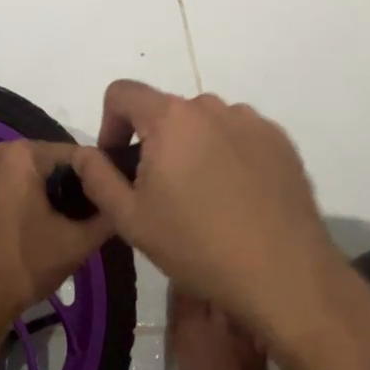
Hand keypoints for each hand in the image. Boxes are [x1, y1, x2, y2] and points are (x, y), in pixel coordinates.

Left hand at [0, 139, 116, 324]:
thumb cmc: (25, 264)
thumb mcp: (77, 241)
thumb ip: (108, 215)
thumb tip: (124, 201)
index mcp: (22, 154)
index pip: (78, 154)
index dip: (100, 178)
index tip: (113, 203)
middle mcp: (2, 152)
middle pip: (56, 163)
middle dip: (79, 187)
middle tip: (97, 217)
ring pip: (39, 175)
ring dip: (59, 195)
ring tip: (78, 224)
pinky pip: (20, 184)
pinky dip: (38, 199)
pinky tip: (51, 227)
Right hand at [71, 81, 342, 335]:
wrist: (286, 277)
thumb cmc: (199, 247)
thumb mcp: (131, 220)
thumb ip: (97, 177)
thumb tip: (83, 153)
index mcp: (170, 118)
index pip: (123, 93)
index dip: (110, 124)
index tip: (119, 164)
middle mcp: (210, 106)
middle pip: (166, 110)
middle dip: (155, 142)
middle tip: (162, 193)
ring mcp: (250, 121)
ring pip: (204, 123)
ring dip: (193, 147)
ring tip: (204, 198)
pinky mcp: (280, 141)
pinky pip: (239, 135)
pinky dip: (229, 155)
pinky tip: (238, 199)